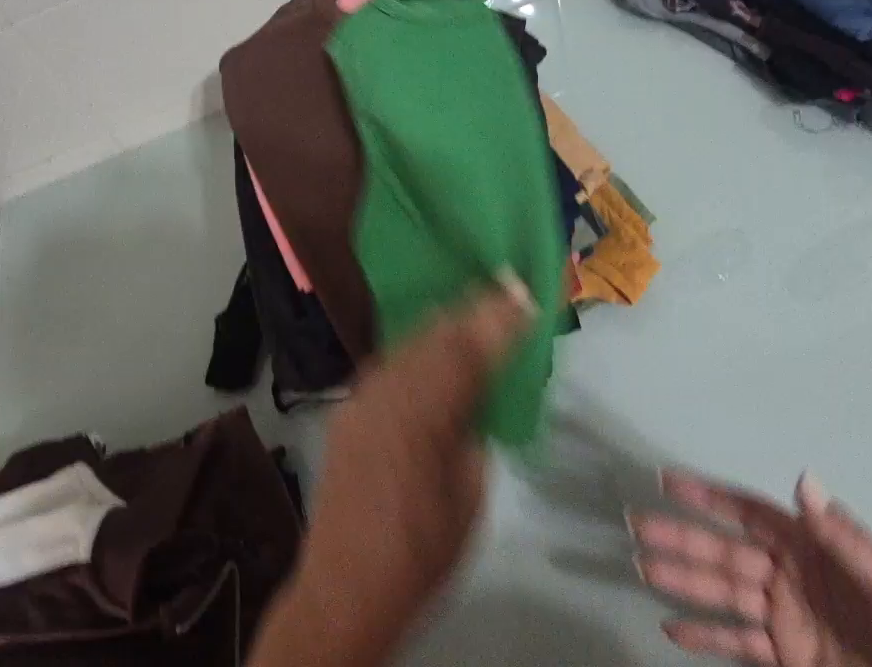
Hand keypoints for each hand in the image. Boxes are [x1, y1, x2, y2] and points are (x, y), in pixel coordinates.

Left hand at [249, 288, 533, 666]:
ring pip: (410, 344)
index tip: (527, 294)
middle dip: (475, 310)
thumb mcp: (467, 493)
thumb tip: (478, 395)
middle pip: (436, 336)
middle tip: (508, 285)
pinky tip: (435, 344)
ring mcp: (361, 398)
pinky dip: (418, 348)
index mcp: (423, 417)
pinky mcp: (348, 409)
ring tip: (477, 305)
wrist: (344, 586)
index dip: (500, 320)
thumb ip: (472, 431)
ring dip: (446, 324)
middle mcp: (386, 395)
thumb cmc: (420, 551)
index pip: (468, 352)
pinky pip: (389, 364)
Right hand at [628, 471, 871, 666]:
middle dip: (680, 538)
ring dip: (682, 582)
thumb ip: (846, 540)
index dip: (710, 496)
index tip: (667, 480)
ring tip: (640, 568)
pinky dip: (705, 636)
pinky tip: (671, 628)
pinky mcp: (788, 661)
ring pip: (723, 595)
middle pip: (725, 553)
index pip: (752, 515)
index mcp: (815, 553)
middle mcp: (792, 580)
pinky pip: (737, 644)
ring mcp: (788, 622)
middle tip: (634, 526)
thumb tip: (803, 479)